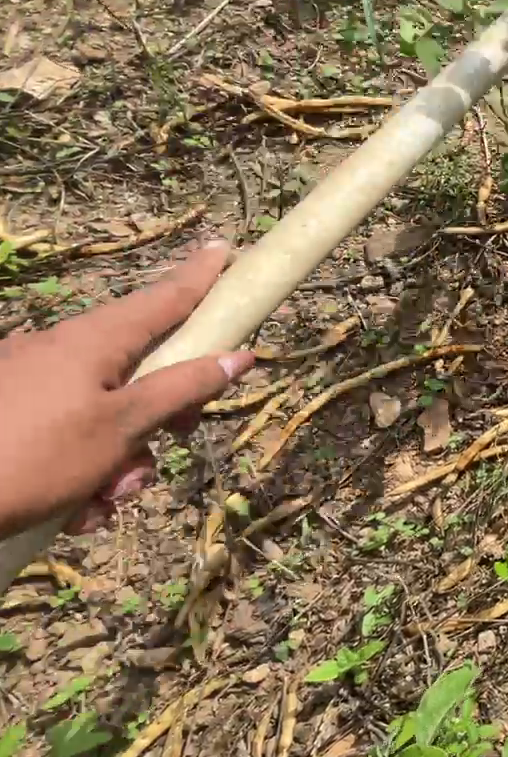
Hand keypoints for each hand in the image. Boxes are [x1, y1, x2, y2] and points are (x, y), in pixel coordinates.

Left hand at [0, 241, 252, 536]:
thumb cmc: (27, 458)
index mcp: (88, 343)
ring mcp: (20, 385)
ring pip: (103, 410)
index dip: (198, 275)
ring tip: (106, 499)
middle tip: (179, 437)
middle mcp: (53, 354)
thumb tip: (238, 356)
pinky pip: (62, 433)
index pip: (162, 298)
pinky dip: (80, 469)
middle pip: (140, 367)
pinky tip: (75, 509)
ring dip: (120, 455)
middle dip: (164, 412)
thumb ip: (184, 388)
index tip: (221, 247)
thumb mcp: (122, 426)